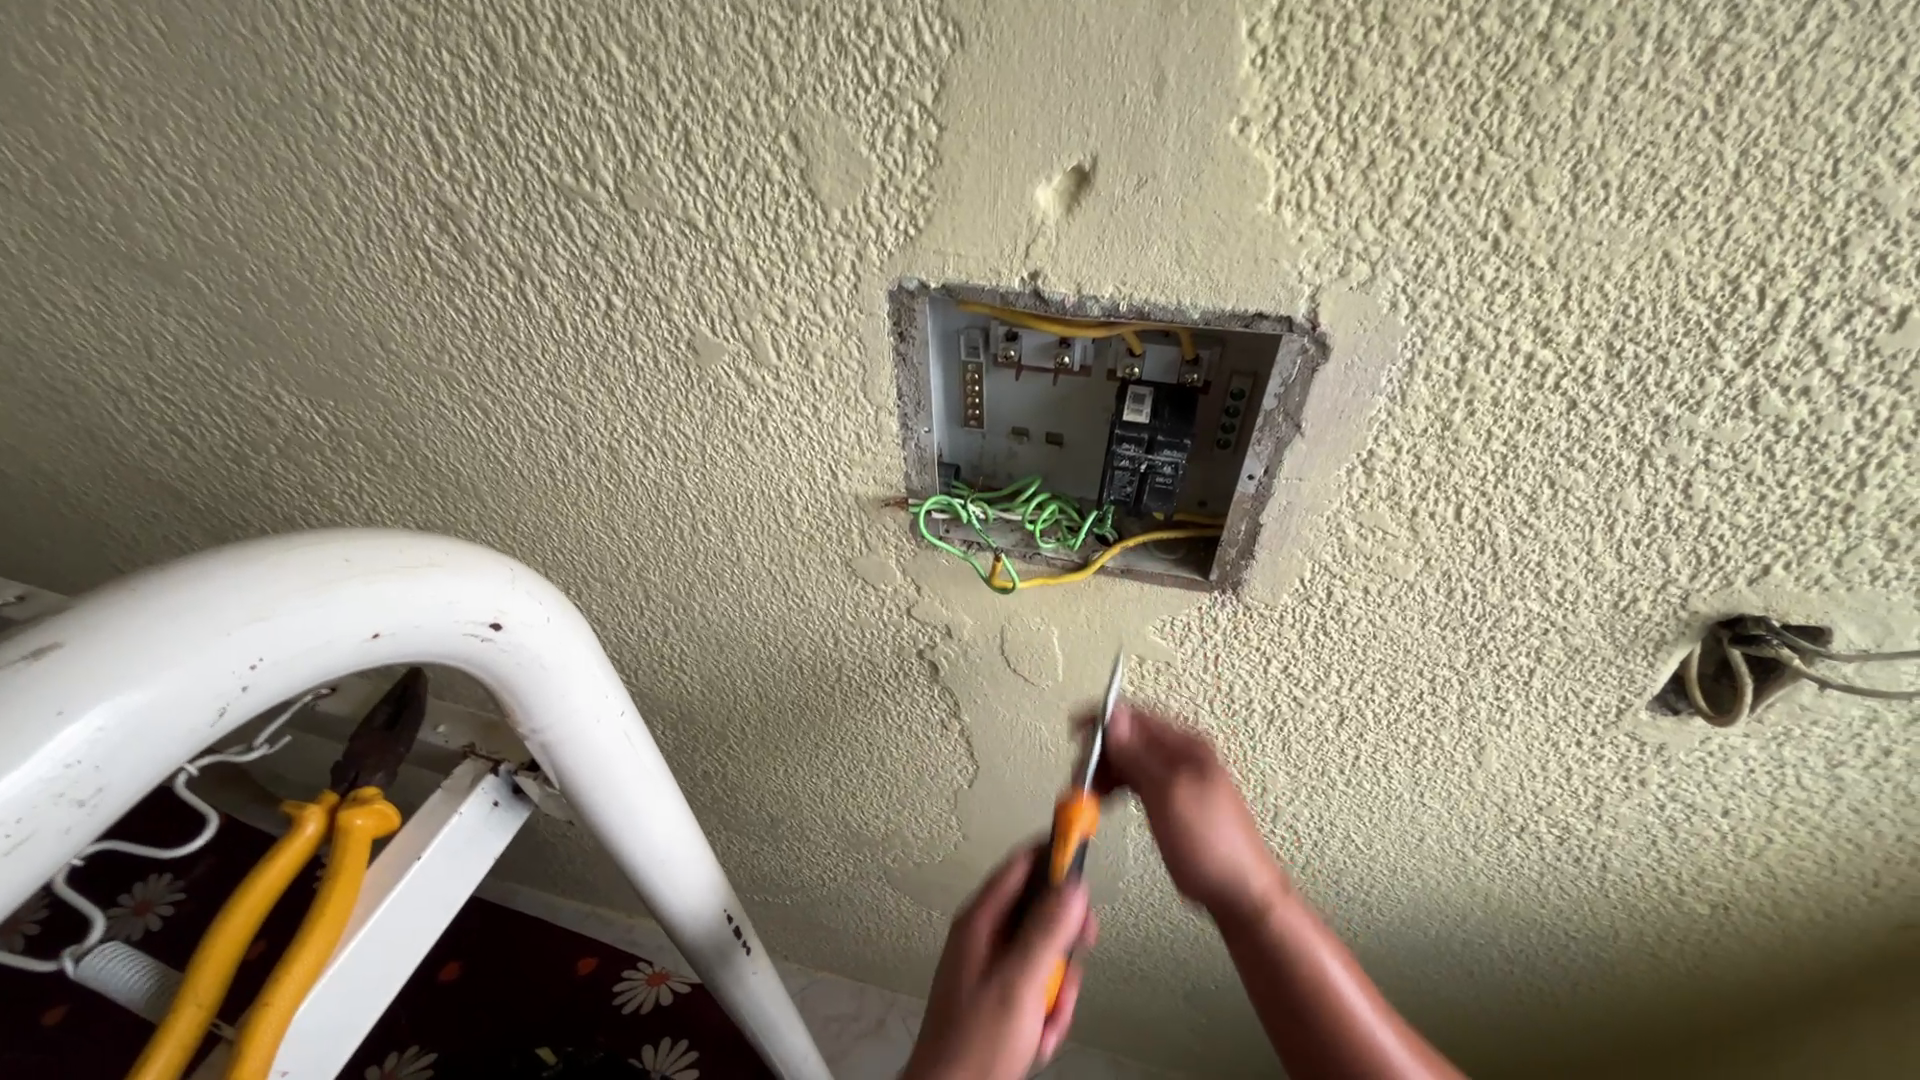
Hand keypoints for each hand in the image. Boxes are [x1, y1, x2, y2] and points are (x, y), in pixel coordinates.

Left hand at [902, 845, 1096, 1079]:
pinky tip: (1038, 1034)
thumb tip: (1072, 886)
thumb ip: (1047, 930)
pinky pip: (1038, 986)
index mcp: (981, 922)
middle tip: (1080, 948)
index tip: (1082, 847)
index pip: (1021, 866)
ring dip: (1057, 985)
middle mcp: (985, 937)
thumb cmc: (973, 1044)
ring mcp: (993, 967)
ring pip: (1044, 953)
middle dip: (1064, 937)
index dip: (1052, 853)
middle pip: (1039, 910)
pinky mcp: (1001, 995)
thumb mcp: (1019, 982)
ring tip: (1047, 1015)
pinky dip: (1047, 1010)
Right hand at [1089, 706, 1288, 922]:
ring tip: (1089, 793)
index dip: (1101, 721)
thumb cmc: (1208, 844)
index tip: (1074, 735)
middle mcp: (1181, 753)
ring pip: (1129, 758)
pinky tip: (1106, 800)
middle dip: (1100, 751)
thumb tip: (1112, 716)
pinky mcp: (1171, 799)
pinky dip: (1117, 785)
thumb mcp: (1167, 793)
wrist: (1240, 892)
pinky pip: (1136, 779)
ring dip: (1105, 770)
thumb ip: (1137, 754)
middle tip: (1081, 777)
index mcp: (1185, 744)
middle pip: (1129, 736)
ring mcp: (1177, 777)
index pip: (1134, 716)